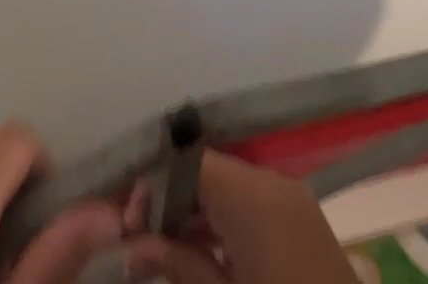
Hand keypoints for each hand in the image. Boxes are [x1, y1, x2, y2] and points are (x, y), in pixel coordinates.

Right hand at [127, 152, 354, 283]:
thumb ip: (178, 266)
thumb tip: (133, 244)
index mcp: (252, 194)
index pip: (188, 161)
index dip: (152, 185)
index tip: (126, 222)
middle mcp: (272, 183)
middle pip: (206, 173)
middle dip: (169, 202)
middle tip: (135, 242)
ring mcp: (291, 199)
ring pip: (226, 190)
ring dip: (193, 215)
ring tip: (161, 256)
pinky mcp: (301, 219)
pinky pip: (250, 206)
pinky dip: (222, 224)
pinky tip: (199, 257)